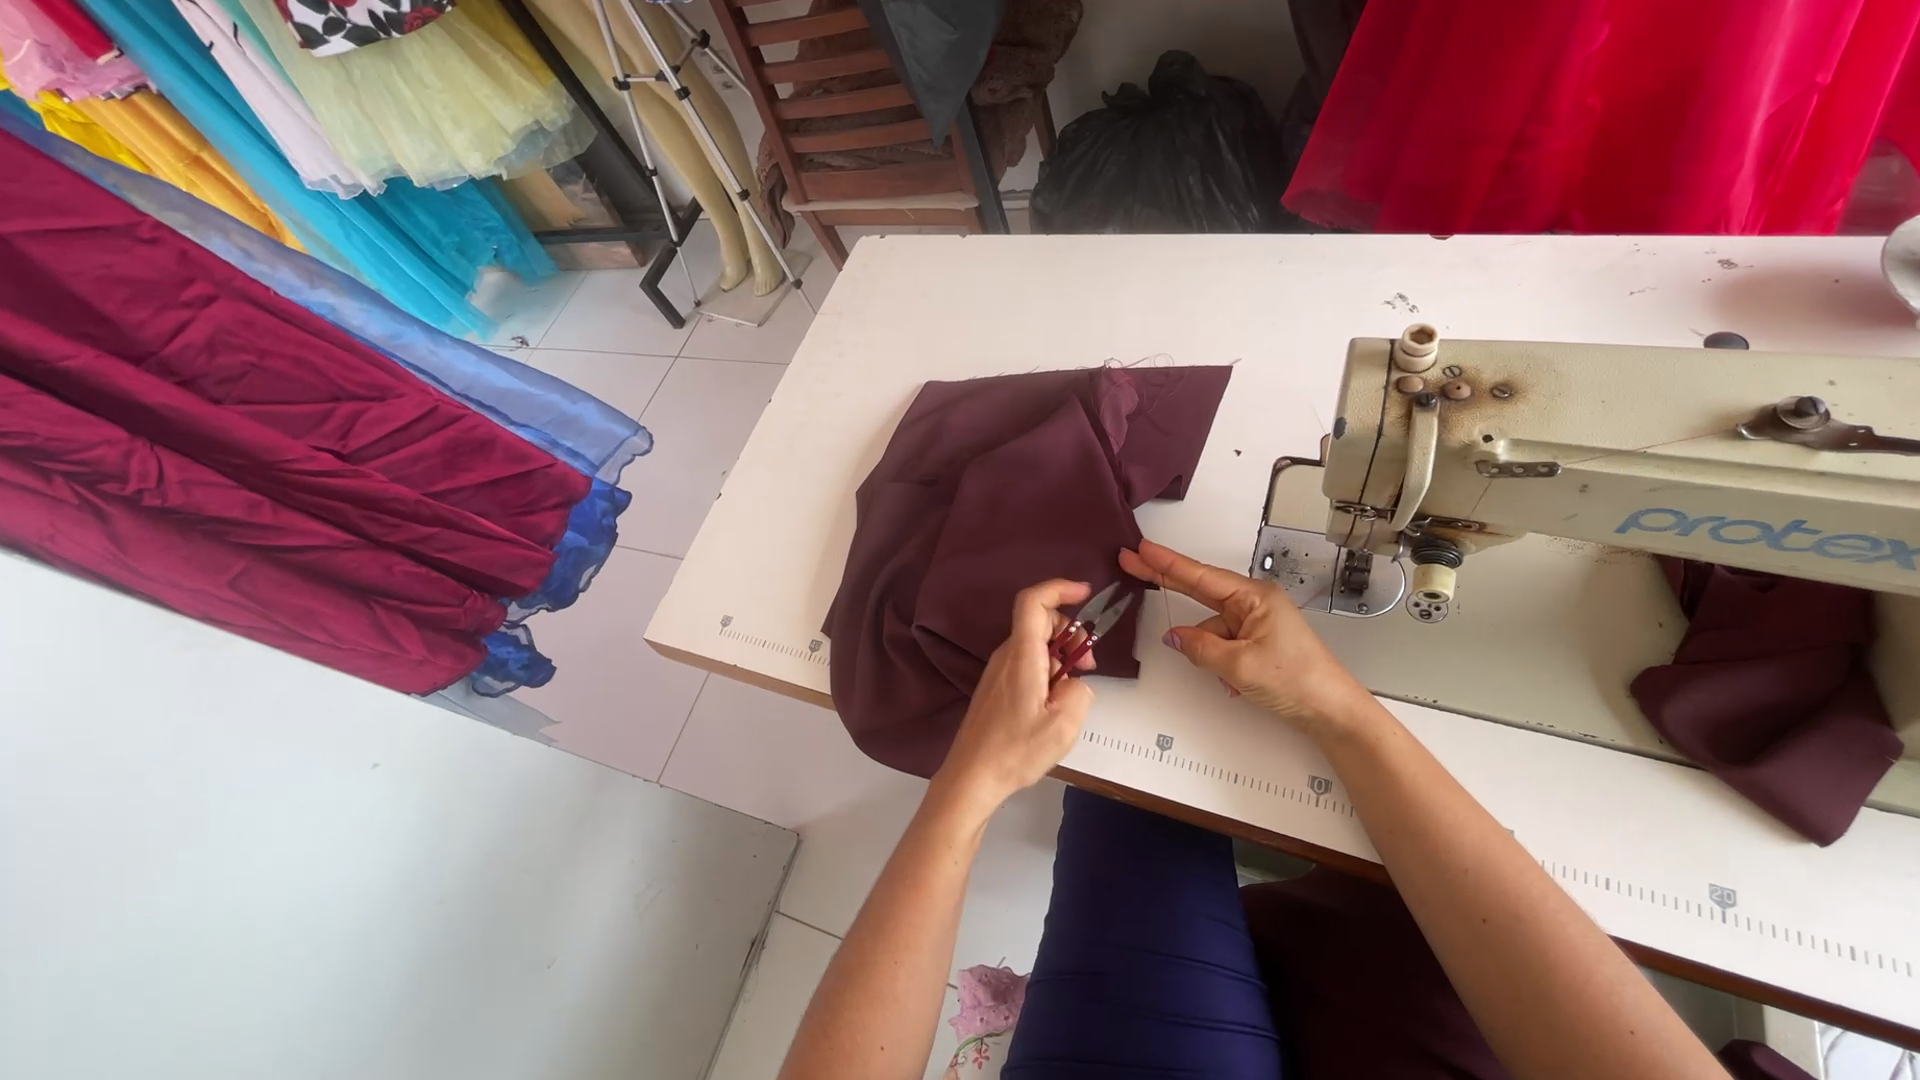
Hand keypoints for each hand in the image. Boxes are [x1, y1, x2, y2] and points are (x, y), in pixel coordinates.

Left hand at [934, 580, 1096, 813]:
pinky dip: (1047, 669)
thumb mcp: (1064, 726)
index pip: (1033, 602)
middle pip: (1039, 621)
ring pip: (1035, 643)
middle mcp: (1006, 656)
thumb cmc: (1014, 751)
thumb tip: (1076, 682)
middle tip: (1088, 665)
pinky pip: (1026, 661)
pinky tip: (1053, 702)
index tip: (1085, 594)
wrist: (971, 777)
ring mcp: (998, 671)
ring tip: (1072, 690)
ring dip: (1060, 655)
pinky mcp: (996, 687)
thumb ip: (1080, 693)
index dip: (1059, 588)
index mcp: (1022, 656)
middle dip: (1070, 632)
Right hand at [1120, 539, 1374, 738]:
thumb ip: (1200, 647)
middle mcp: (1253, 602)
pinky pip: (1222, 642)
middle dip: (1166, 580)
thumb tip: (1175, 637)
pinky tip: (1231, 682)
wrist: (1331, 710)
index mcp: (1254, 597)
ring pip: (1210, 626)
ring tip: (1228, 677)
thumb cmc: (1297, 680)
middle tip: (1132, 562)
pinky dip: (1217, 660)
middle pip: (1200, 588)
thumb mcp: (1239, 666)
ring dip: (1206, 649)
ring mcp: (1255, 621)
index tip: (1141, 548)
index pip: (1200, 576)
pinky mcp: (1256, 640)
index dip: (1166, 563)